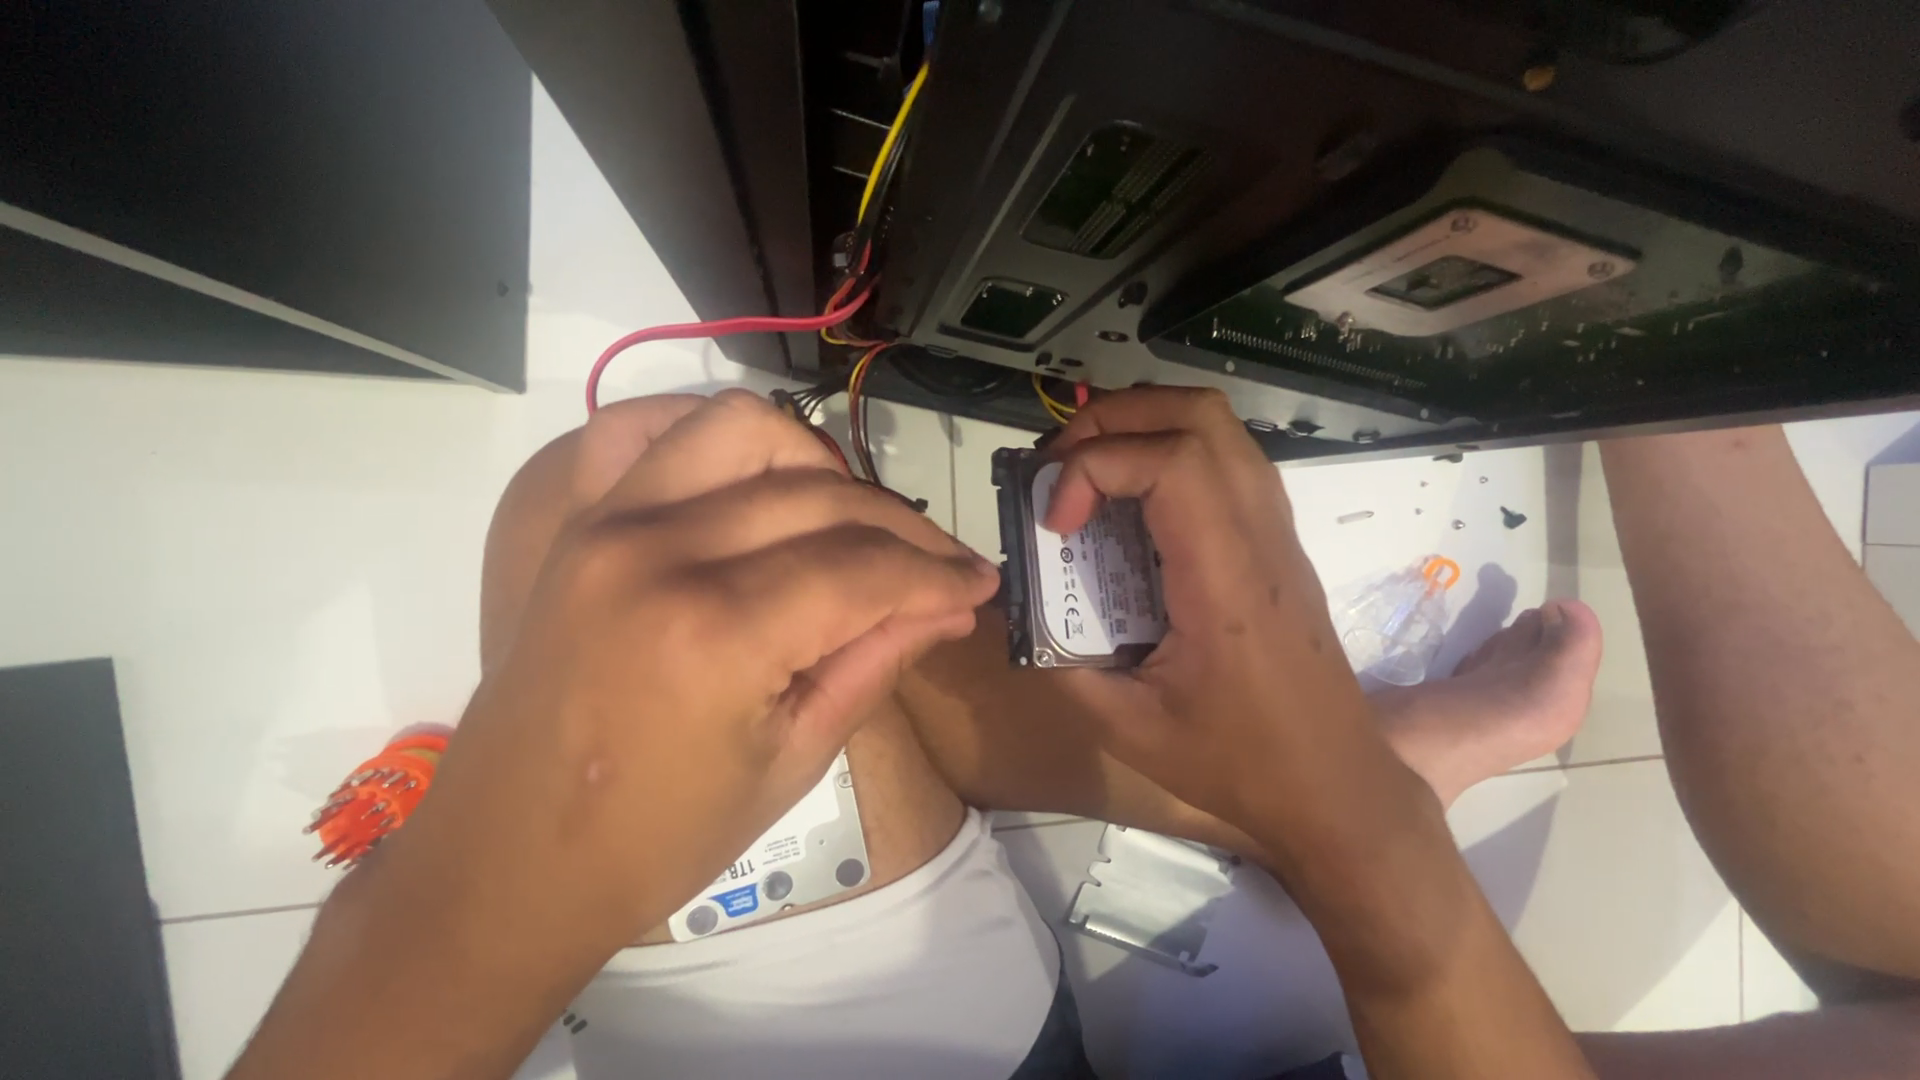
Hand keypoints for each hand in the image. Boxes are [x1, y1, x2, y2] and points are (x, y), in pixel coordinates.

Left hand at [391, 391, 1000, 967]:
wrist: (512, 861)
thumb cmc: (662, 837)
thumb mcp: (794, 760)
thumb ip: (878, 660)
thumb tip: (953, 603)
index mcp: (717, 634)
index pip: (864, 569)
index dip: (938, 573)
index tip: (982, 583)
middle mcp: (660, 551)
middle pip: (820, 497)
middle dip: (902, 528)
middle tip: (941, 566)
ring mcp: (608, 521)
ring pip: (745, 431)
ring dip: (817, 464)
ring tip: (851, 521)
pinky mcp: (579, 520)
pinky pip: (654, 433)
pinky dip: (721, 444)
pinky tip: (759, 482)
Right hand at [1043, 387, 1420, 859]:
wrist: (1333, 786)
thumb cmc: (1236, 762)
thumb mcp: (1126, 728)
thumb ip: (1058, 661)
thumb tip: (1019, 608)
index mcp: (1225, 579)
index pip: (1170, 461)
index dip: (1095, 468)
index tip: (1057, 525)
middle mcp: (1260, 535)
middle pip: (1195, 415)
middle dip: (1110, 421)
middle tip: (1057, 471)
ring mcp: (1276, 530)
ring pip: (1217, 423)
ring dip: (1141, 426)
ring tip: (1088, 473)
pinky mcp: (1276, 538)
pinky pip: (1226, 456)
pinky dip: (1169, 450)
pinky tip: (1133, 501)